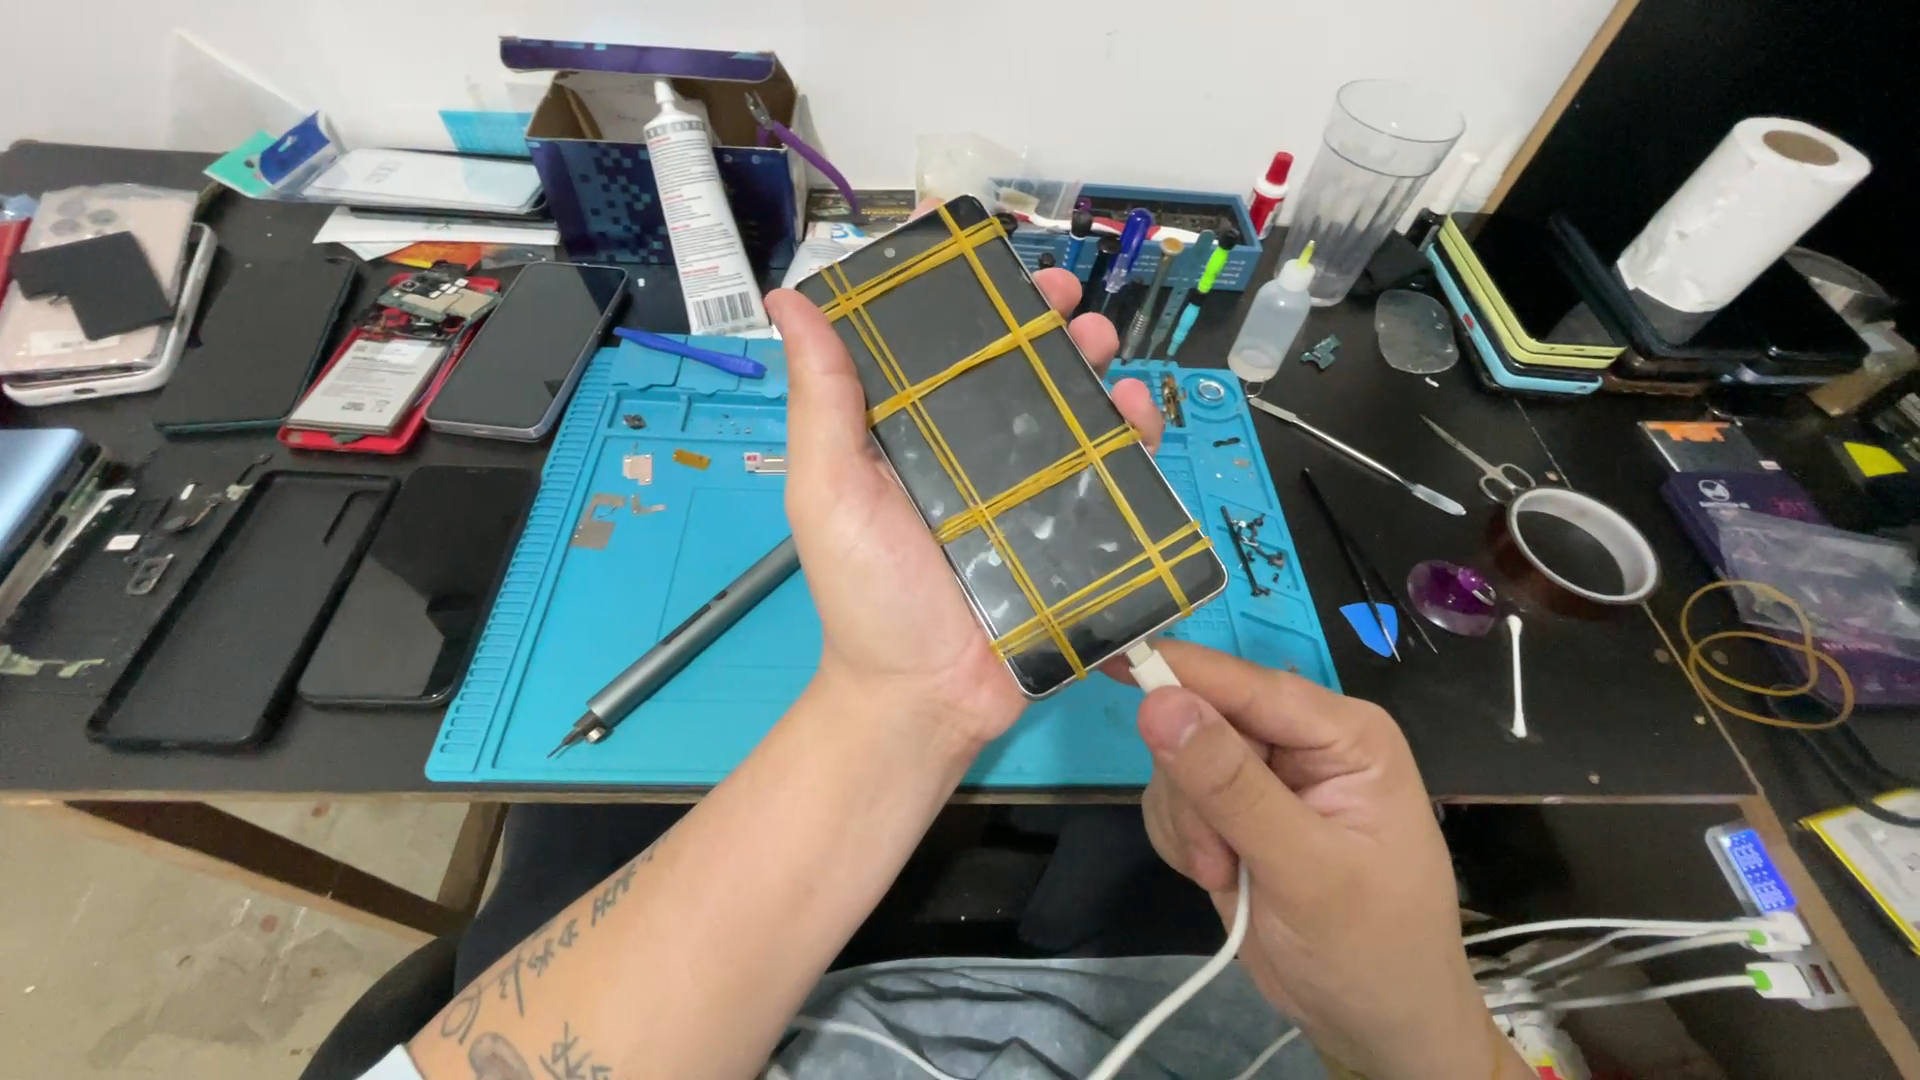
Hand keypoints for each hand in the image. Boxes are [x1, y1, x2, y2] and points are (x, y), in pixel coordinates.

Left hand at [766, 267, 1162, 746]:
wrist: (923, 692)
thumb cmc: (867, 590)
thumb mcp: (828, 489)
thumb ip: (821, 400)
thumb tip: (791, 301)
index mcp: (911, 432)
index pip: (943, 348)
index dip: (971, 299)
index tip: (998, 262)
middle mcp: (970, 452)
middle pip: (1015, 371)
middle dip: (1047, 324)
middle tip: (1071, 300)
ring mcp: (1025, 490)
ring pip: (1068, 411)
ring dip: (1093, 367)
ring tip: (1105, 345)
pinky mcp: (1068, 530)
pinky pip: (1105, 474)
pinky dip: (1128, 436)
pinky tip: (1136, 410)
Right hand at [1127, 641, 1511, 1079]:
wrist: (1370, 1023)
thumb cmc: (1370, 948)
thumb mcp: (1306, 871)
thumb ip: (1231, 786)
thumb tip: (1160, 703)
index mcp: (1341, 733)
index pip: (1247, 683)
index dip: (1180, 669)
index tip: (1112, 660)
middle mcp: (1296, 740)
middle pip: (1200, 720)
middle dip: (1193, 791)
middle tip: (1216, 857)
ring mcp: (1258, 773)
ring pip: (1175, 759)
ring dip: (1187, 824)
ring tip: (1227, 874)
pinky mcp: (1225, 806)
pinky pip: (1168, 797)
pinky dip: (1179, 839)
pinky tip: (1219, 874)